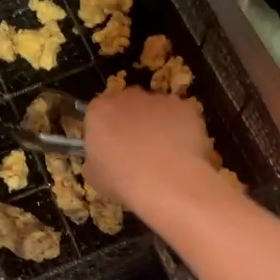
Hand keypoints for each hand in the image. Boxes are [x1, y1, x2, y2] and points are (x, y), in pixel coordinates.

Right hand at [82, 88, 217, 211]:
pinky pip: (182, 115)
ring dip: (158, 123)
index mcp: (99, 110)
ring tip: (164, 151)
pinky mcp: (186, 107)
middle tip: (137, 146)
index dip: (106, 128)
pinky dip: (182, 127)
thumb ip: (95, 156)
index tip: (111, 145)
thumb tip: (103, 155)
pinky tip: (183, 150)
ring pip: (157, 108)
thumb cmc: (122, 180)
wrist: (167, 182)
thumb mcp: (93, 175)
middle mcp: (128, 97)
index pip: (98, 111)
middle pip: (128, 103)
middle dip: (131, 119)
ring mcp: (160, 100)